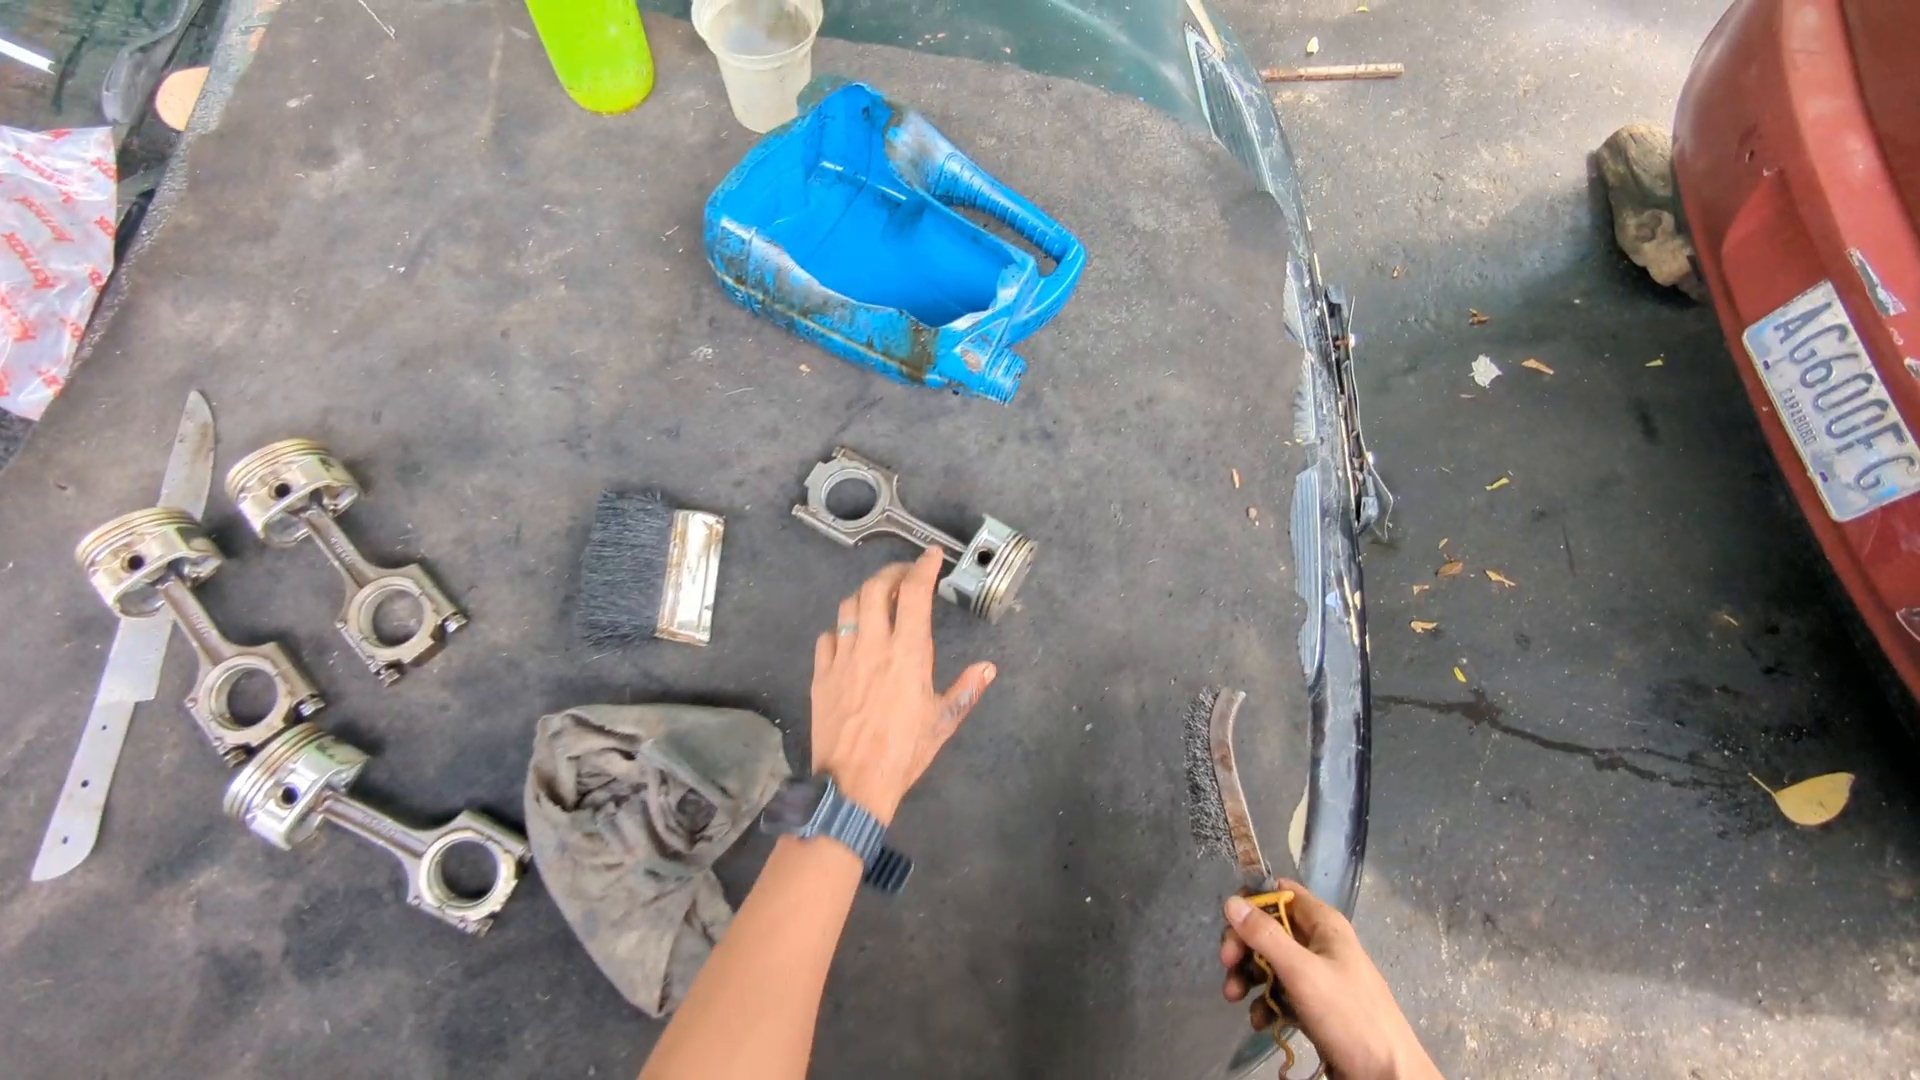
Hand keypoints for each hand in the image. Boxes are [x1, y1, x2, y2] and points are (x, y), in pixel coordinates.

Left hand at [810, 547, 995, 824]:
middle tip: (905, 575)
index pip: (915, 593)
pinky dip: (841, 628)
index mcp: (908, 653)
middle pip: (876, 588)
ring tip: (878, 599)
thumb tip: (988, 667)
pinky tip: (850, 636)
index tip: (931, 555)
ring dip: (865, 594)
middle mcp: (873, 645)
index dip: (923, 567)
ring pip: (848, 606)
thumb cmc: (904, 752)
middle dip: (892, 572)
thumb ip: (966, 689)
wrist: (853, 783)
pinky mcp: (820, 674)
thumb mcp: (943, 721)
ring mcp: (842, 658)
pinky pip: (827, 637)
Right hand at [1220, 884, 1442, 1079]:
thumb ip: (1265, 935)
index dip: (1253, 902)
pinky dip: (1266, 1003)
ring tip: (1234, 998)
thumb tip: (1231, 901)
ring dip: (1249, 977)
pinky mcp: (1315, 1006)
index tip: (1230, 921)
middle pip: (1270, 929)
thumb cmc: (1349, 1017)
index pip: (1281, 892)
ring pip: (1271, 962)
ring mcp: (1318, 976)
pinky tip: (1259, 1021)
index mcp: (1324, 924)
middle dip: (1244, 946)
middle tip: (1227, 965)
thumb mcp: (1302, 972)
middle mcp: (1320, 943)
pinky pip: (1281, 992)